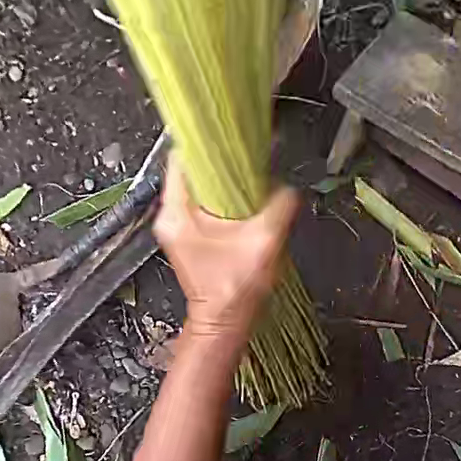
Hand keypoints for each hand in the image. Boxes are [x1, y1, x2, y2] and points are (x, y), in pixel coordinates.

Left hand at [153, 158, 299, 343]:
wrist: (224, 324)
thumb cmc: (234, 289)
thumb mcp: (263, 243)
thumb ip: (279, 208)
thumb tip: (289, 188)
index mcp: (176, 213)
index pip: (180, 158)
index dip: (205, 143)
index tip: (229, 136)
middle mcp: (172, 216)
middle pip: (192, 171)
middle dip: (219, 160)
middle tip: (245, 152)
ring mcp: (180, 227)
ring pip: (201, 188)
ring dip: (224, 180)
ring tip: (249, 172)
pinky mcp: (192, 237)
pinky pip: (207, 204)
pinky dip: (225, 197)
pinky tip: (246, 197)